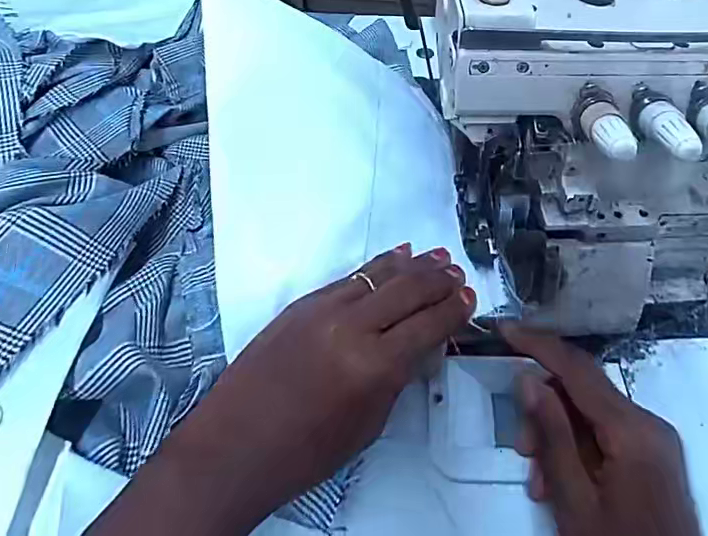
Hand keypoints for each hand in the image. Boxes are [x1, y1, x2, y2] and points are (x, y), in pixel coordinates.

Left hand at [88, 244, 473, 535]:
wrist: (238, 440)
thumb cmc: (307, 450)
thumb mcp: (367, 425)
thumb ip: (396, 377)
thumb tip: (419, 342)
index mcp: (373, 367)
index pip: (426, 326)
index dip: (452, 310)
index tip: (469, 298)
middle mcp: (351, 327)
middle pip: (407, 291)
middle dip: (437, 281)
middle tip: (458, 273)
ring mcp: (324, 308)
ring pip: (378, 274)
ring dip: (411, 265)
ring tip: (437, 257)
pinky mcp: (304, 301)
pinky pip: (350, 277)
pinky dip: (377, 266)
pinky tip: (394, 257)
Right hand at [503, 323, 700, 535]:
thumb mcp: (576, 503)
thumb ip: (551, 434)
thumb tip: (527, 378)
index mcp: (634, 431)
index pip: (577, 368)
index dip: (537, 344)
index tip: (504, 329)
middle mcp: (649, 425)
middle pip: (582, 391)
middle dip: (544, 409)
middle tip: (520, 447)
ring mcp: (654, 443)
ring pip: (590, 414)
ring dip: (557, 434)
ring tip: (538, 478)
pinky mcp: (653, 460)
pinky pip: (605, 435)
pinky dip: (578, 448)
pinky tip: (559, 483)